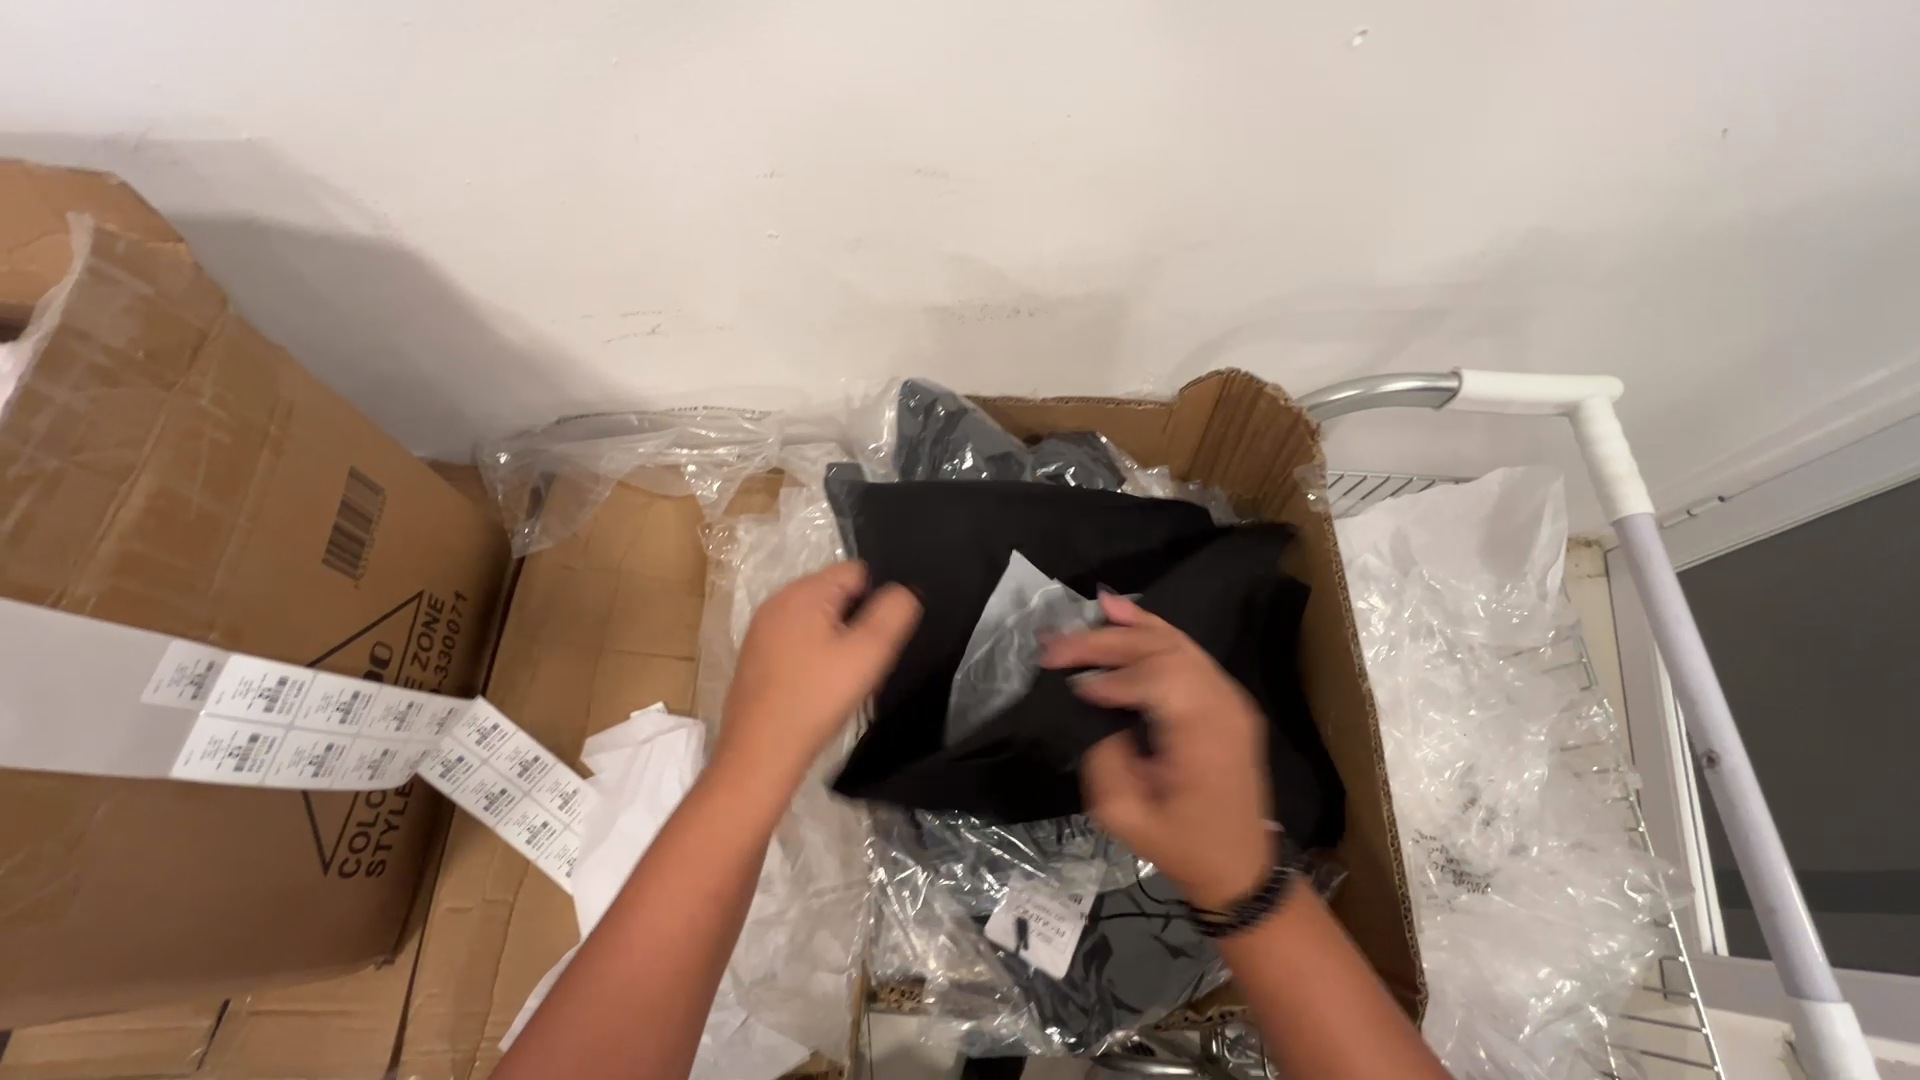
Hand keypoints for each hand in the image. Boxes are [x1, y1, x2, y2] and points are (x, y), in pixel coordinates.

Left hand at [717, 561, 919, 785]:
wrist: (761, 751)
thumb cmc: (817, 698)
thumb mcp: (868, 653)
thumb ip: (894, 613)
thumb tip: (905, 590)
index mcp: (803, 592)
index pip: (856, 571)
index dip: (878, 598)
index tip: (882, 636)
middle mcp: (777, 601)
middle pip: (835, 593)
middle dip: (857, 619)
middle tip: (866, 659)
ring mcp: (762, 629)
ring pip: (817, 619)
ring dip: (837, 640)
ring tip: (845, 676)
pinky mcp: (755, 655)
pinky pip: (797, 640)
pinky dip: (814, 656)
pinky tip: (820, 687)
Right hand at [1041, 593, 1272, 909]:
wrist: (1239, 864)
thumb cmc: (1182, 845)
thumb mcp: (1127, 817)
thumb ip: (1105, 757)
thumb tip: (1096, 713)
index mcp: (1203, 736)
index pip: (1157, 680)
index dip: (1111, 677)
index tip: (1072, 686)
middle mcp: (1221, 705)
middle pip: (1162, 652)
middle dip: (1105, 643)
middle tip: (1056, 646)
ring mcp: (1228, 697)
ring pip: (1175, 642)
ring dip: (1126, 627)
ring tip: (1088, 611)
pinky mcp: (1223, 697)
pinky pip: (1187, 651)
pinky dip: (1152, 629)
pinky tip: (1122, 612)